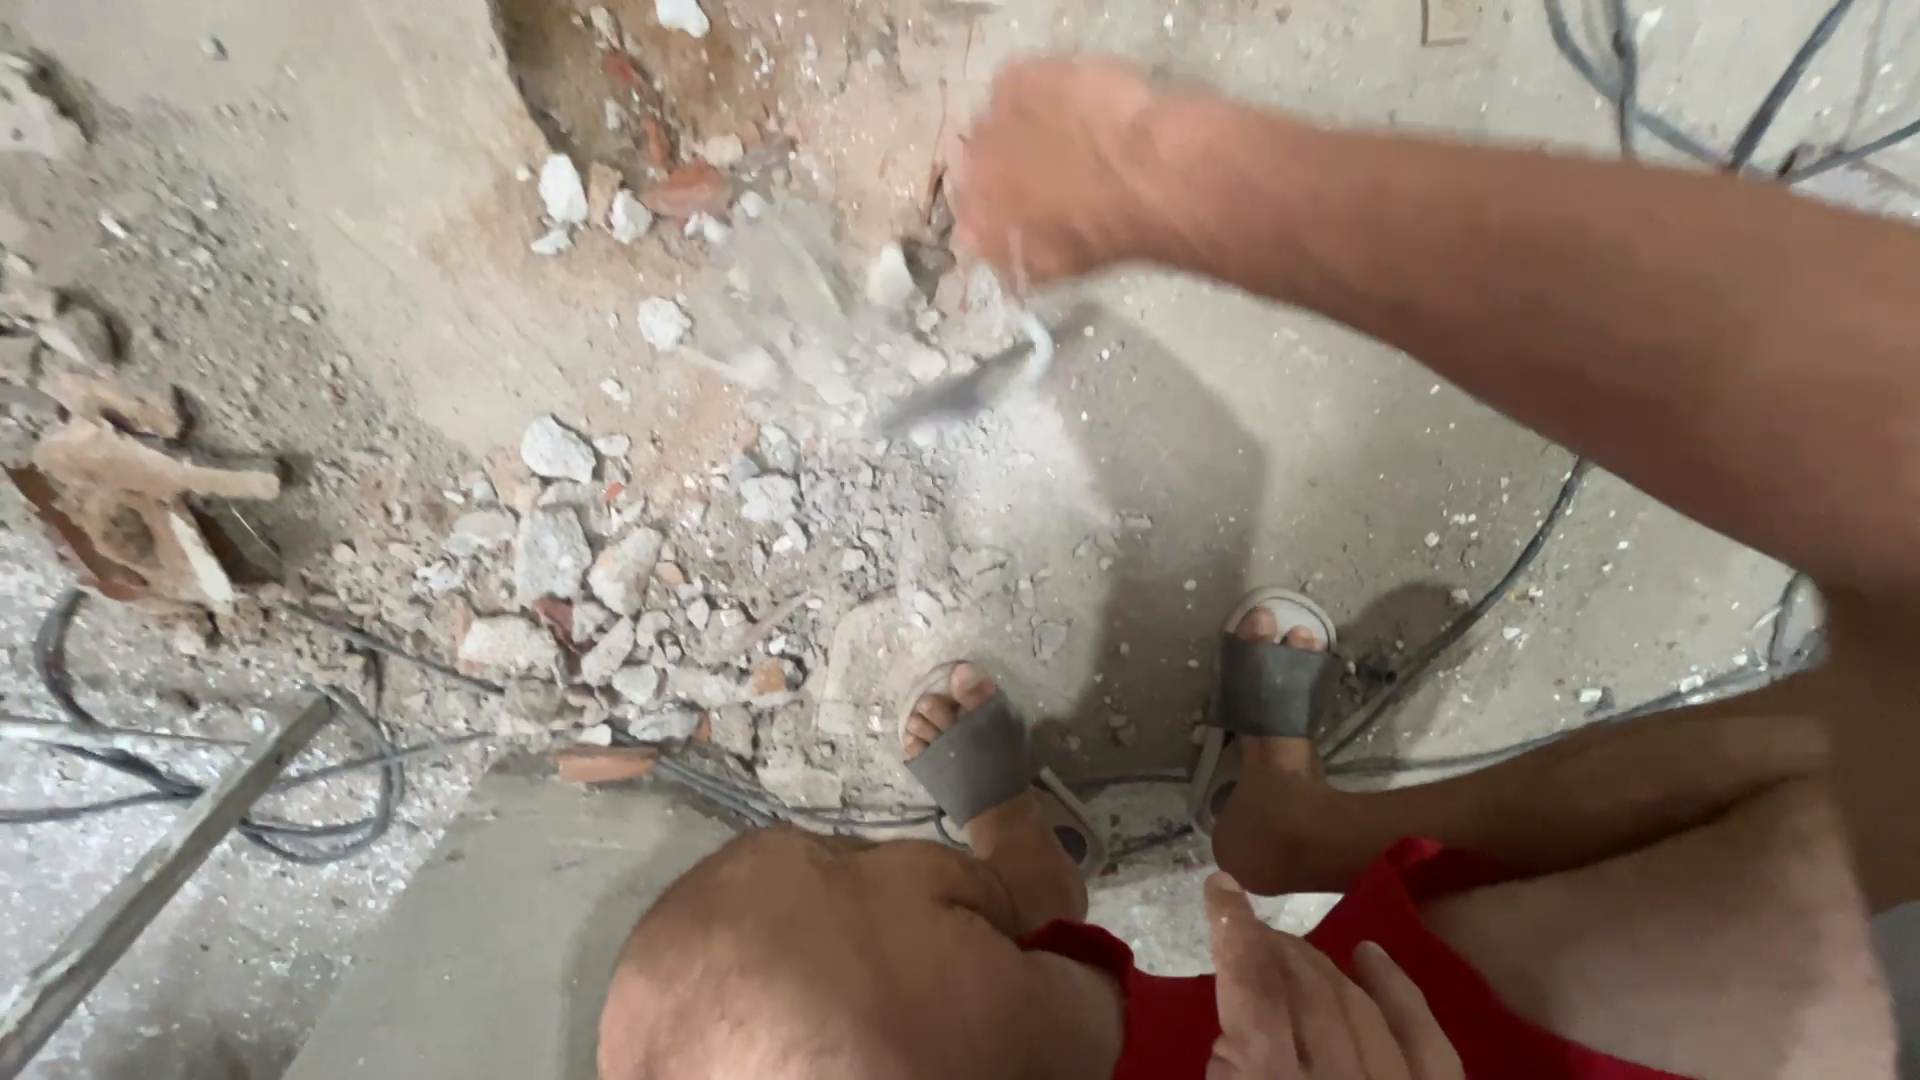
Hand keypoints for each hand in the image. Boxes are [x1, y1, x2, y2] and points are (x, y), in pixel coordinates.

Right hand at [953, 57, 1164, 283]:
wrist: (1134, 174)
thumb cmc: (1097, 234)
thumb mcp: (1051, 266)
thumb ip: (1017, 258)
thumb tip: (1005, 258)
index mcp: (977, 225)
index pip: (971, 218)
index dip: (999, 208)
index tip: (1024, 206)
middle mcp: (970, 174)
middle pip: (980, 164)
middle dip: (1007, 164)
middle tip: (1048, 166)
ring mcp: (988, 123)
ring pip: (997, 122)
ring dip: (1021, 126)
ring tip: (1064, 130)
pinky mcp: (1015, 79)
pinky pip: (1017, 84)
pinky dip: (1038, 90)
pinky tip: (1068, 100)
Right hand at [1206, 873, 1463, 1079]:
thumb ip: (1227, 1068)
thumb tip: (1234, 1024)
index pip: (1255, 992)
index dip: (1235, 931)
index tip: (1221, 886)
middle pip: (1309, 989)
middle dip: (1272, 944)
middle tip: (1247, 928)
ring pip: (1358, 1004)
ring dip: (1318, 962)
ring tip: (1290, 946)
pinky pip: (1428, 1042)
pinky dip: (1398, 991)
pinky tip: (1370, 953)